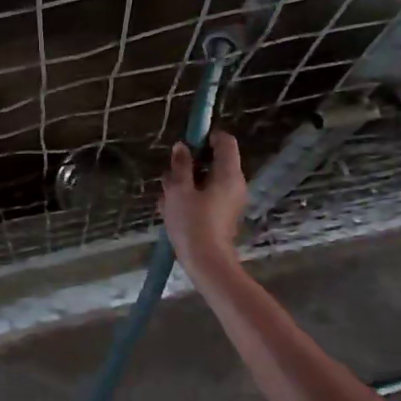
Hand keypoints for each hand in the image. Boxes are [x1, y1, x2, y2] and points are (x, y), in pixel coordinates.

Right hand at [160, 130, 248, 284]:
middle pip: (213, 161)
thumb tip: (181, 147)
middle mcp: (234, 184)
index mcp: (229, 174)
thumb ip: (181, 166)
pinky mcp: (221, 215)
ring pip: (206, 180)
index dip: (207, 136)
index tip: (187, 143)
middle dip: (189, 164)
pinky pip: (206, 196)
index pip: (226, 141)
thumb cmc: (192, 223)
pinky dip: (190, 197)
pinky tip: (171, 209)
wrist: (206, 263)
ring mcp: (229, 200)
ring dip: (185, 182)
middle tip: (170, 174)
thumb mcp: (179, 190)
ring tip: (166, 196)